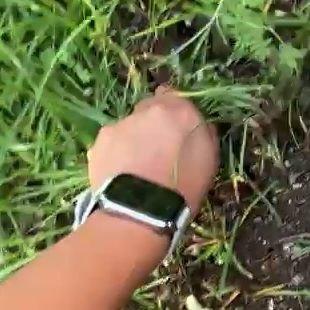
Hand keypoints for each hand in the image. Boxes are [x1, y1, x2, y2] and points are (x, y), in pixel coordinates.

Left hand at [85, 89, 217, 217]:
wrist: (139, 211)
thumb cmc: (183, 189)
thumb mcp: (209, 161)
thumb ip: (204, 134)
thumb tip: (198, 125)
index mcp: (180, 112)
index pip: (176, 97)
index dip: (176, 113)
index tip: (177, 129)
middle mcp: (148, 110)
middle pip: (150, 109)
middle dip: (154, 124)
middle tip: (158, 150)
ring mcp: (121, 124)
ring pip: (130, 126)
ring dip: (135, 138)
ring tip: (138, 167)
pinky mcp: (100, 140)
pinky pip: (113, 142)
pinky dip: (117, 152)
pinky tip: (122, 172)